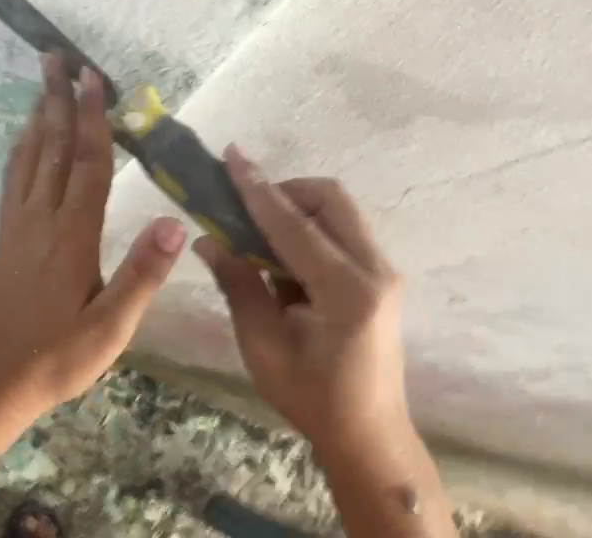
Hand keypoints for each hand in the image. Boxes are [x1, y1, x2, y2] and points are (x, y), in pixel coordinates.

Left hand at [0, 54, 187, 408]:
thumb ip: (142, 274)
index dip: (93, 118)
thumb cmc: (59, 356)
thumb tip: (174, 222)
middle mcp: (42, 217)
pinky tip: (24, 137)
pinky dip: (20, 148)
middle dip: (59, 99)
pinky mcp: (5, 235)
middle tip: (57, 56)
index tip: (92, 77)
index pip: (88, 163)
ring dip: (38, 115)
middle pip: (54, 146)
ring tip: (42, 80)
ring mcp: (18, 223)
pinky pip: (13, 178)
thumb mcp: (111, 327)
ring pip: (30, 156)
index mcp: (73, 235)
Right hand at [194, 148, 410, 462]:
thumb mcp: (263, 346)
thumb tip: (208, 239)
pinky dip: (309, 229)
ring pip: (338, 211)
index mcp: (347, 292)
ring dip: (296, 210)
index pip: (294, 225)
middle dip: (284, 192)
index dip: (257, 189)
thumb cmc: (311, 397)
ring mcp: (383, 272)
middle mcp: (374, 271)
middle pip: (330, 199)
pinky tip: (283, 262)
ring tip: (261, 240)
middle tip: (247, 211)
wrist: (368, 436)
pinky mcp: (380, 277)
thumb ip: (239, 285)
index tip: (232, 155)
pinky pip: (341, 231)